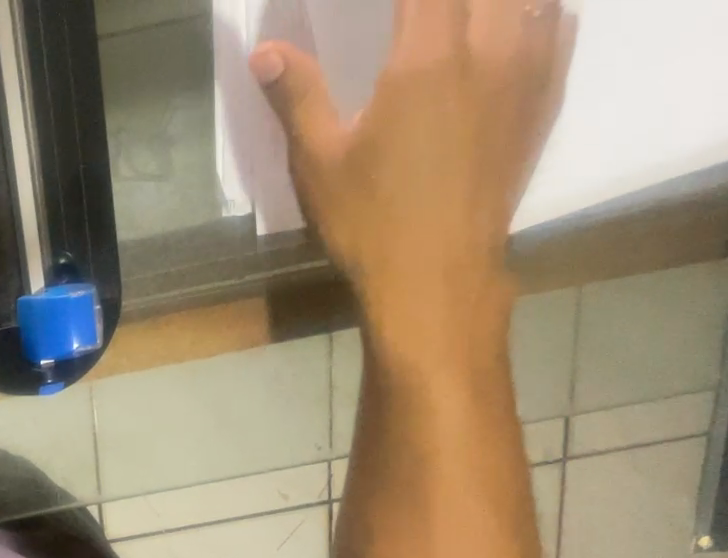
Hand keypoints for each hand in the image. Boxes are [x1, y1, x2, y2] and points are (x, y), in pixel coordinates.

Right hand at [252, 0, 573, 306]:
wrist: (435, 268)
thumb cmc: (366, 217)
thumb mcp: (318, 160)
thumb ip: (298, 96)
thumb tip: (264, 50)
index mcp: (426, 59)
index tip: (368, 5)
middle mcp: (491, 46)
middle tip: (409, 12)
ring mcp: (530, 66)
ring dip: (483, 2)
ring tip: (450, 15)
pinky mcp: (546, 92)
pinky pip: (557, 19)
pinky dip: (531, 8)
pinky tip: (506, 20)